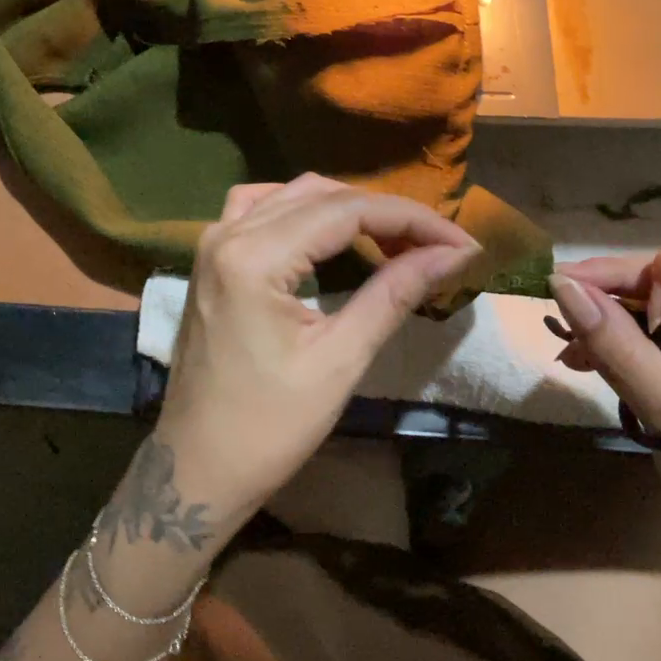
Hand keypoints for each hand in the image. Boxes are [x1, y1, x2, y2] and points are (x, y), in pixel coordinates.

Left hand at [156, 174, 480, 521]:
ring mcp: (213, 243)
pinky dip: (302, 212)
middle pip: (320, 196)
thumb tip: (452, 255)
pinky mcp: (210, 260)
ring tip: (395, 239)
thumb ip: (392, 294)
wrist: (197, 465)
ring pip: (291, 196)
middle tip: (437, 248)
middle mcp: (228, 233)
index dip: (411, 219)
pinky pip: (259, 209)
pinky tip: (329, 231)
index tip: (462, 244)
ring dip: (346, 208)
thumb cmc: (269, 426)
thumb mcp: (339, 360)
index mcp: (254, 256)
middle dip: (385, 214)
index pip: (346, 211)